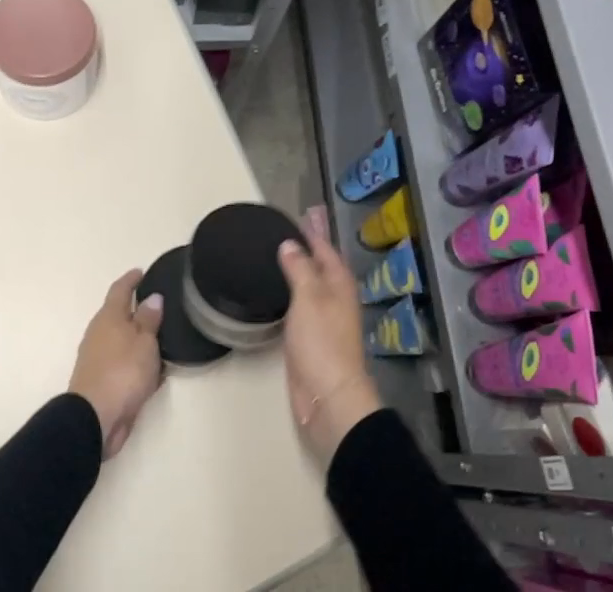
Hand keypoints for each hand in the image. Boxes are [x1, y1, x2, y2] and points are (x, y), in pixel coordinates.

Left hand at [68, 270, 164, 459]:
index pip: (119, 290)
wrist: (96, 417)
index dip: (131, 279)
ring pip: (123, 341)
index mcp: (109, 318)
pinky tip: (156, 371)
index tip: (141, 271)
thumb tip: (152, 297)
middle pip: (119, 315)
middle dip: (137, 311)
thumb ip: (149, 319)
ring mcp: (99, 358)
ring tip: (164, 339)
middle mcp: (100, 334)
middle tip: (161, 306)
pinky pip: (125, 364)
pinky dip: (139, 363)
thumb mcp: (144, 341)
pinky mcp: (103, 381)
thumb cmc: (123, 371)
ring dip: (140, 340)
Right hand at [278, 220, 383, 463]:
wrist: (328, 395)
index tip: (297, 216)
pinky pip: (299, 307)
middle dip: (304, 249)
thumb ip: (300, 268)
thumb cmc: (322, 342)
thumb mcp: (309, 297)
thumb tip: (290, 244)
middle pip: (319, 266)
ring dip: (295, 272)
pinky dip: (288, 295)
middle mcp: (335, 298)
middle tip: (279, 233)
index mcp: (339, 284)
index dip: (312, 233)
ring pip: (309, 287)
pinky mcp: (310, 339)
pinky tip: (272, 294)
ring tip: (272, 258)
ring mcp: (323, 320)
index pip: (325, 249)